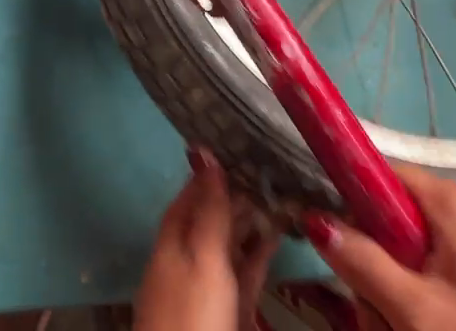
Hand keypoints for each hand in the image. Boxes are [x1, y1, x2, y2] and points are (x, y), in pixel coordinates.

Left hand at [133, 148, 279, 330]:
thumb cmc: (193, 317)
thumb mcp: (202, 258)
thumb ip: (208, 208)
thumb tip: (201, 150)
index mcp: (172, 241)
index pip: (191, 194)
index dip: (213, 170)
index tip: (243, 142)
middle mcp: (187, 258)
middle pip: (212, 216)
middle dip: (239, 191)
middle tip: (273, 163)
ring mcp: (209, 286)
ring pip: (231, 241)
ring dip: (253, 217)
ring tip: (283, 189)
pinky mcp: (231, 310)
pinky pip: (244, 269)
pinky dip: (260, 249)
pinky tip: (278, 232)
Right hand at [303, 166, 455, 330]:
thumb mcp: (417, 311)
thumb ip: (362, 263)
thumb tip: (314, 219)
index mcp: (453, 199)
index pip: (380, 174)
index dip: (350, 203)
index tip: (330, 240)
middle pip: (395, 215)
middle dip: (377, 262)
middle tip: (376, 310)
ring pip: (415, 247)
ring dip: (398, 286)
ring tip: (402, 326)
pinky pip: (442, 265)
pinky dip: (425, 294)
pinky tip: (427, 325)